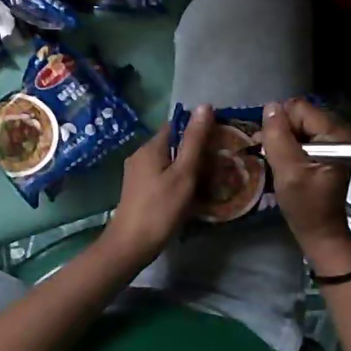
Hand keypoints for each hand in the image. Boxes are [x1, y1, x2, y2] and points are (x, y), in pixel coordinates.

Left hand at [101, 106, 213, 267]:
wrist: (131, 244)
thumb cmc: (160, 208)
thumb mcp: (184, 173)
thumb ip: (195, 141)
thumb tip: (205, 106)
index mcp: (150, 146)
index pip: (177, 125)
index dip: (199, 129)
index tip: (220, 140)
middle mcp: (140, 155)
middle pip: (173, 143)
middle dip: (195, 150)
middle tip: (219, 163)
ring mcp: (137, 173)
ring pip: (168, 161)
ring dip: (187, 167)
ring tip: (210, 179)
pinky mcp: (138, 189)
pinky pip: (161, 176)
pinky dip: (177, 180)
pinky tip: (190, 193)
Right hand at [262, 98, 350, 275]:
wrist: (320, 232)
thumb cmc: (305, 205)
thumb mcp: (287, 171)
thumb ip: (278, 137)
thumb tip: (270, 107)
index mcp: (335, 133)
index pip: (298, 108)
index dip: (279, 124)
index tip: (268, 146)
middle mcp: (338, 130)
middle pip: (298, 114)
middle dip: (280, 131)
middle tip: (269, 154)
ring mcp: (333, 140)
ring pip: (297, 125)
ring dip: (282, 140)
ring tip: (274, 159)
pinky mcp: (326, 149)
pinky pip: (301, 137)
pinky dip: (288, 147)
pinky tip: (283, 162)